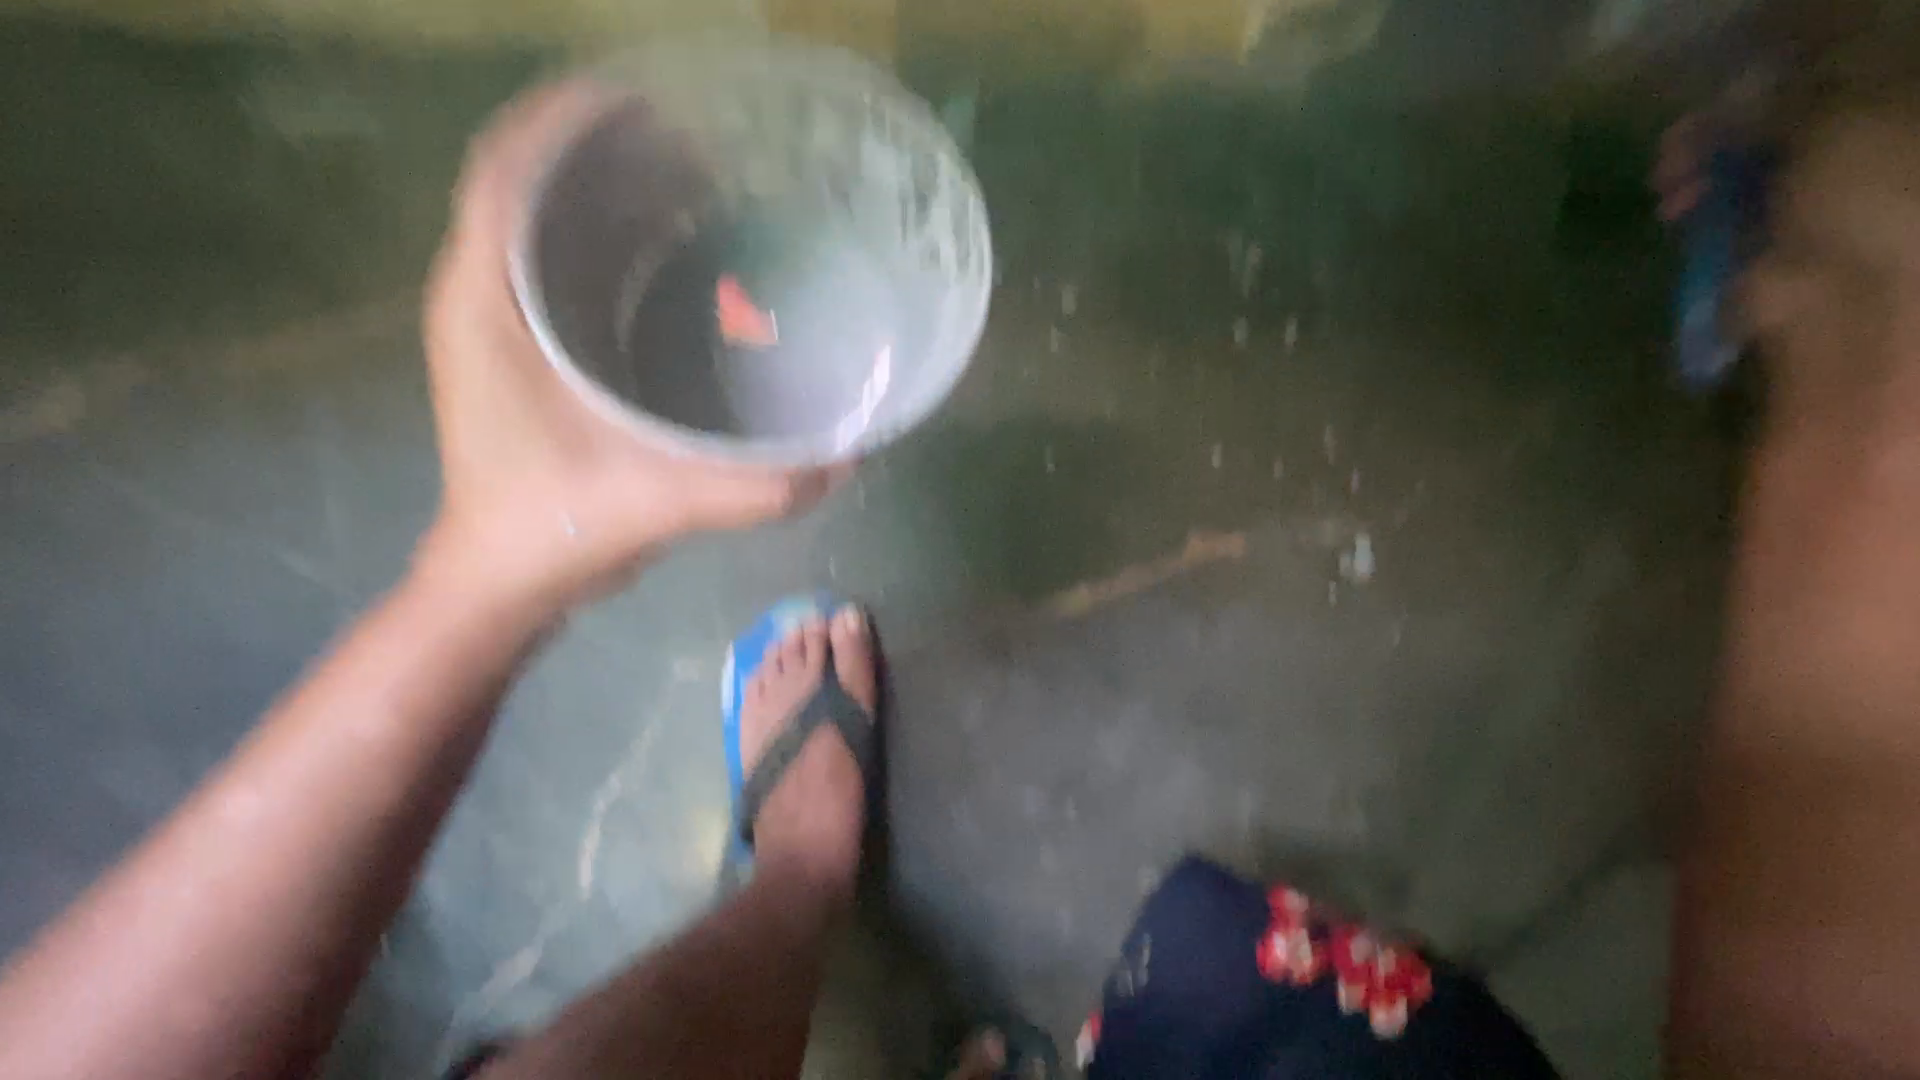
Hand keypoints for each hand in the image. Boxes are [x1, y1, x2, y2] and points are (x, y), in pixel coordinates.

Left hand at [419, 82, 851, 611]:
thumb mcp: (666, 500)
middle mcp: (479, 296)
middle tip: (698, 155)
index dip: (570, 120)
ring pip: (537, 222)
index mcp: (489, 303)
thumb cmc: (557, 529)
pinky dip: (600, 243)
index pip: (508, 168)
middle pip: (527, 182)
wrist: (502, 582)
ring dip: (602, 195)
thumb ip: (760, 484)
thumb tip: (850, 457)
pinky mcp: (516, 351)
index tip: (654, 108)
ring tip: (688, 191)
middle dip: (605, 153)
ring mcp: (492, 323)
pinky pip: (550, 265)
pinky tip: (665, 261)